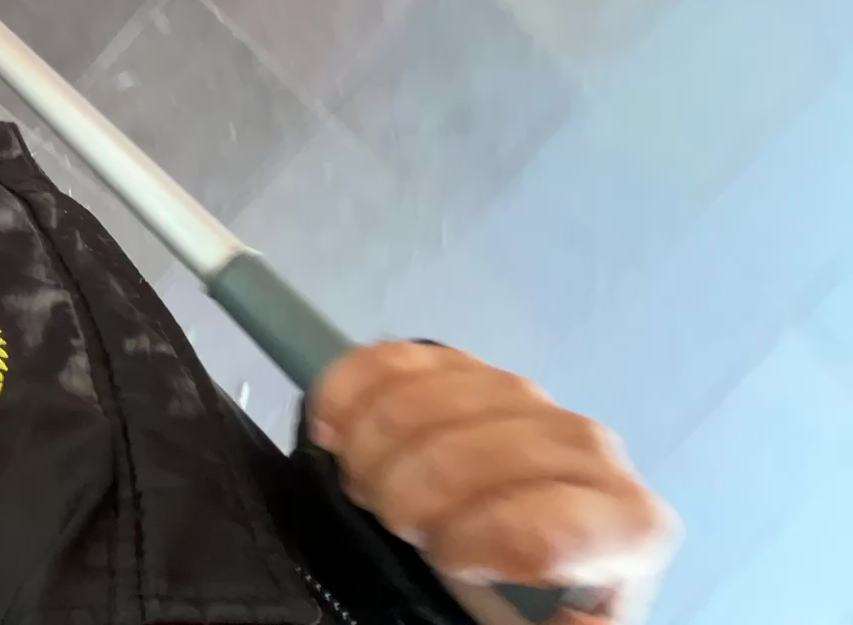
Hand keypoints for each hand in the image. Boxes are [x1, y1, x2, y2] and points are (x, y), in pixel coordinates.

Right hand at [310, 342, 677, 623]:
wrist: (502, 520)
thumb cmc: (528, 585)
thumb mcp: (553, 621)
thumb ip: (570, 624)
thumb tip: (568, 618)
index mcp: (626, 519)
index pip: (548, 525)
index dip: (475, 542)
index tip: (441, 559)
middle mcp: (581, 441)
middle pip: (472, 456)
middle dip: (407, 492)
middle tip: (387, 520)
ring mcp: (511, 389)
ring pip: (422, 401)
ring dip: (370, 447)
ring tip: (362, 481)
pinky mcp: (450, 359)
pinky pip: (384, 361)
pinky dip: (344, 396)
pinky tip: (332, 432)